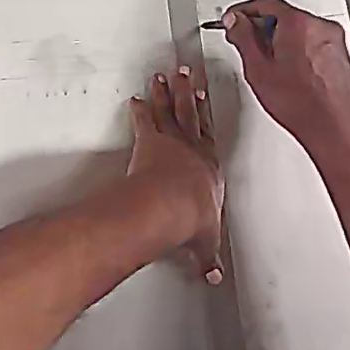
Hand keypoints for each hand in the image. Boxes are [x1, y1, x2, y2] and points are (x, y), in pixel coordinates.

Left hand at [128, 67, 224, 283]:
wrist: (173, 208)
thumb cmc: (191, 217)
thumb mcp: (204, 241)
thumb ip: (207, 257)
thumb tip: (213, 276)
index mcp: (210, 167)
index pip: (210, 135)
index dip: (207, 116)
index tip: (205, 99)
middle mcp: (193, 149)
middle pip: (192, 113)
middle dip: (189, 91)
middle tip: (187, 73)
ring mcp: (172, 142)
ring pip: (171, 110)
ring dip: (167, 91)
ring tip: (164, 74)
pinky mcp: (151, 142)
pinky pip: (146, 121)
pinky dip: (140, 109)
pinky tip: (136, 98)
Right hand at [221, 0, 349, 149]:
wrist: (334, 126)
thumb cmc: (302, 103)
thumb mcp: (258, 69)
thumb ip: (243, 38)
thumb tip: (235, 21)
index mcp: (298, 23)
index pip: (266, 4)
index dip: (244, 11)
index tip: (233, 19)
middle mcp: (320, 26)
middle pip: (284, 15)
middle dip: (262, 26)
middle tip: (244, 39)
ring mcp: (333, 40)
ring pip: (299, 29)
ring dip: (280, 38)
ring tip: (266, 62)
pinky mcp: (340, 54)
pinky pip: (312, 42)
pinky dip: (297, 49)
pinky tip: (287, 71)